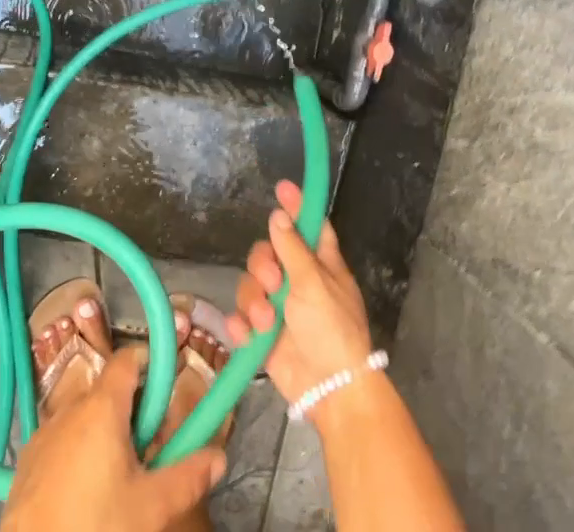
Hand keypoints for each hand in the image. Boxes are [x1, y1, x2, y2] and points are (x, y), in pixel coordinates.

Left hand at [2, 345, 226, 531]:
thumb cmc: (96, 522)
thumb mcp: (151, 505)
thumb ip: (189, 476)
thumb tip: (219, 457)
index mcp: (101, 407)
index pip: (128, 358)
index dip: (151, 361)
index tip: (170, 381)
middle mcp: (69, 408)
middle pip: (109, 389)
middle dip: (135, 407)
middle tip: (154, 442)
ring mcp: (44, 431)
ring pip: (85, 414)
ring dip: (108, 427)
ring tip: (124, 467)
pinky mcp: (29, 456)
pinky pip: (64, 436)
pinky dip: (82, 445)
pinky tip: (90, 482)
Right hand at [227, 181, 372, 404]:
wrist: (328, 386)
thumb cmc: (332, 329)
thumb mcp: (314, 284)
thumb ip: (292, 249)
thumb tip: (279, 213)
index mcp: (321, 265)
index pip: (309, 226)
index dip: (297, 207)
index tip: (283, 187)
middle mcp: (299, 282)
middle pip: (268, 254)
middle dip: (263, 267)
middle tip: (274, 284)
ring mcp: (280, 309)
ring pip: (250, 286)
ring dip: (254, 302)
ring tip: (268, 323)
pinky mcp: (263, 334)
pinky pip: (241, 318)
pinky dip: (243, 325)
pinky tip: (251, 335)